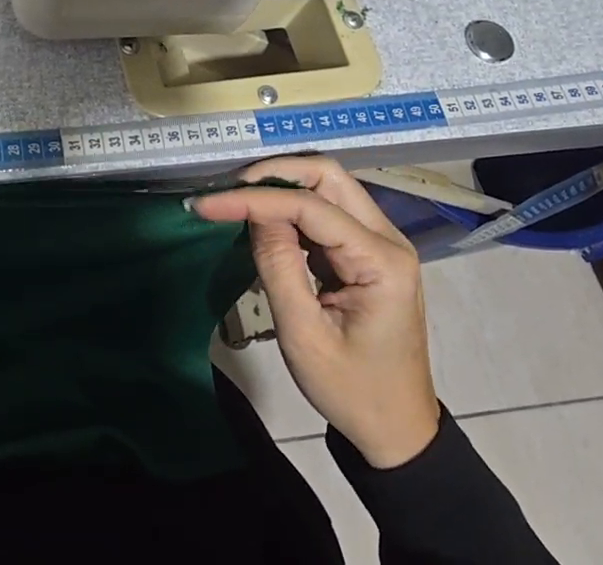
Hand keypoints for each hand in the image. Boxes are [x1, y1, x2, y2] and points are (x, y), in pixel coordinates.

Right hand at [192, 157, 439, 468]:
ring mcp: (381, 243)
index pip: (310, 206)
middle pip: (328, 176)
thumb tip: (253, 212)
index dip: (254, 197)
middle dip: (273, 173)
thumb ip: (277, 265)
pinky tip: (261, 219)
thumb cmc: (351, 389)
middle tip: (225, 190)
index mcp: (381, 261)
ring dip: (281, 186)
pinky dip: (291, 207)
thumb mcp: (303, 334)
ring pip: (328, 187)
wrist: (396, 429)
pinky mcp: (367, 253)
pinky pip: (327, 211)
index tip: (206, 204)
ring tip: (234, 200)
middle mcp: (388, 239)